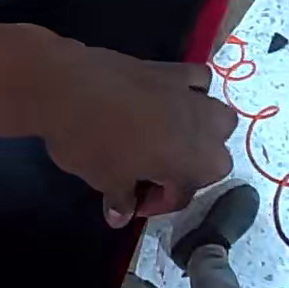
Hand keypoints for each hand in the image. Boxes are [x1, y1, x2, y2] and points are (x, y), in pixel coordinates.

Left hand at [30, 35, 235, 226]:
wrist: (69, 87)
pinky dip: (195, 92)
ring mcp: (193, 97)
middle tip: (155, 174)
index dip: (155, 204)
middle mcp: (205, 131)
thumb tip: (121, 216)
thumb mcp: (105, 180)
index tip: (130, 203)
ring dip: (204, 134)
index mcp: (191, 164)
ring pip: (219, 119)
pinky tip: (176, 98)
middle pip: (213, 160)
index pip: (182, 195)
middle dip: (190, 171)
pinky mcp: (176, 71)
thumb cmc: (93, 141)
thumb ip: (122, 199)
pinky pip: (200, 82)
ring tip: (173, 140)